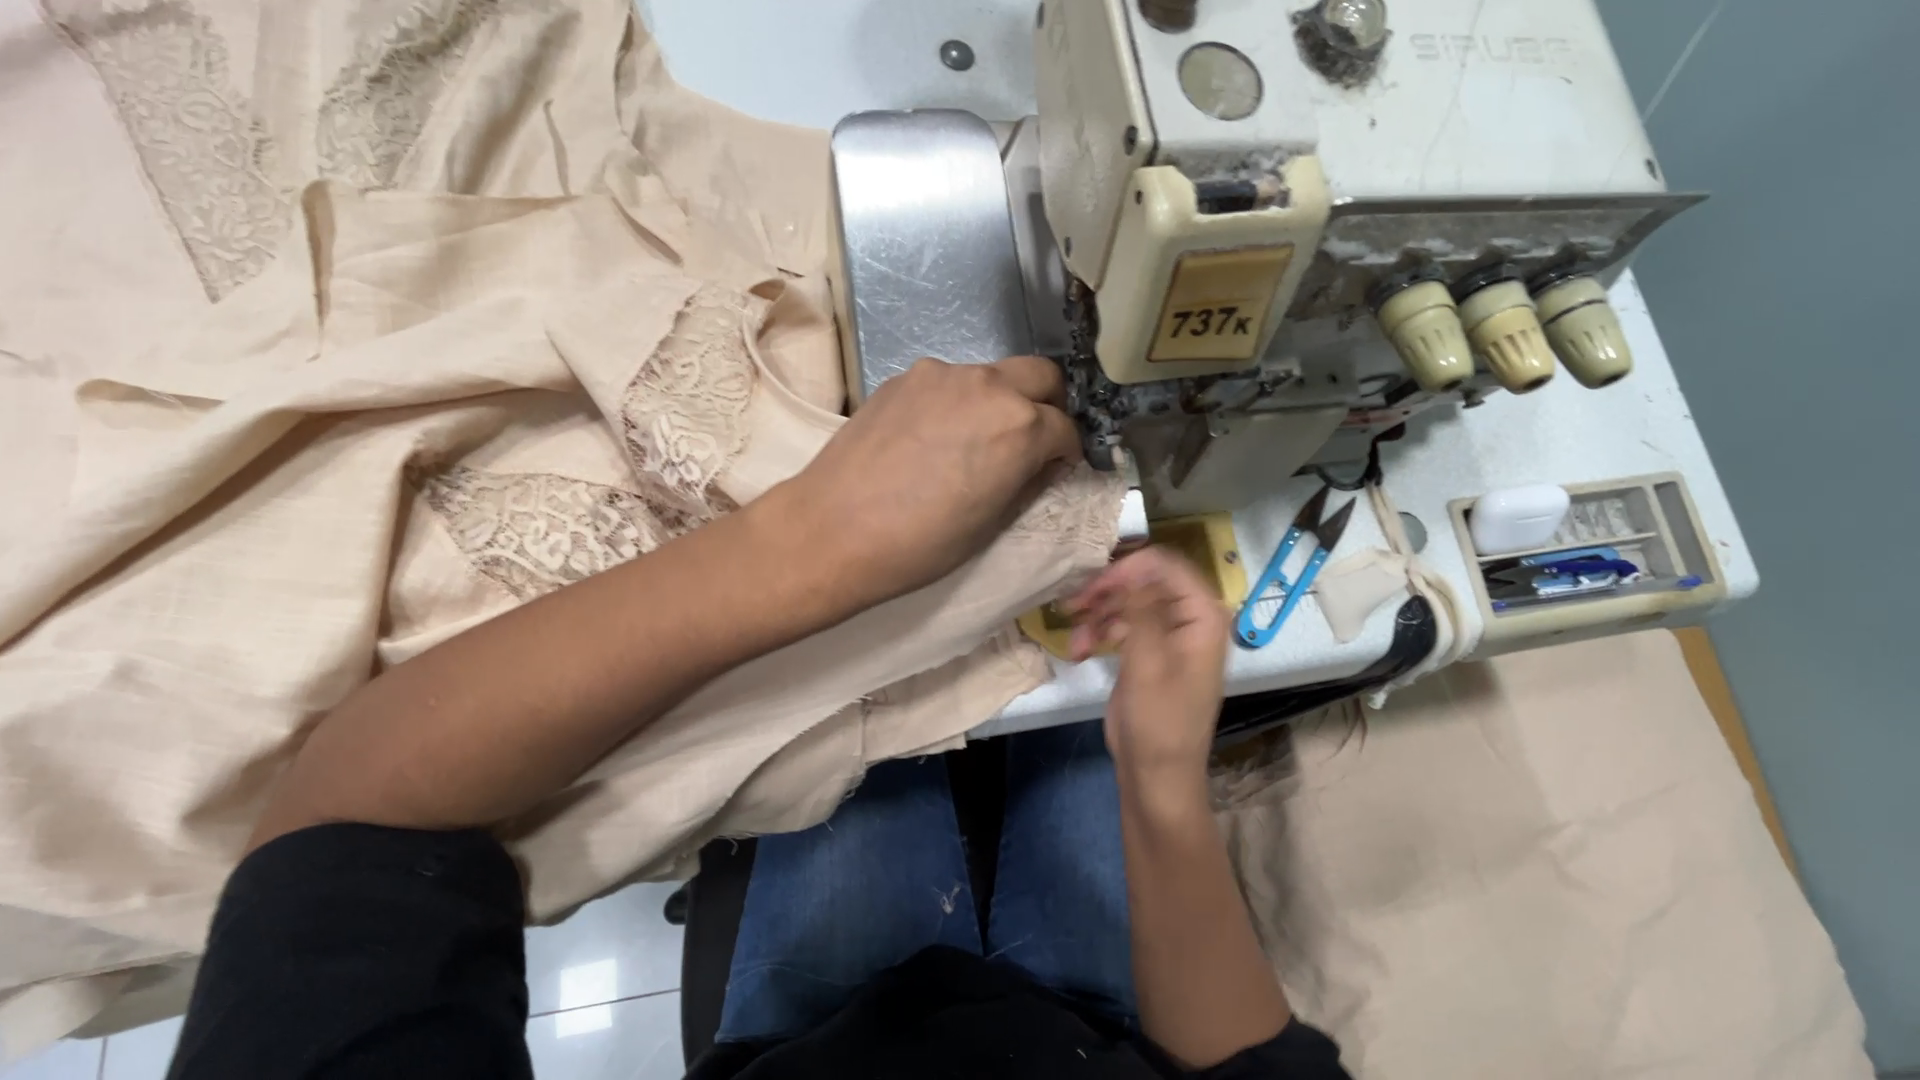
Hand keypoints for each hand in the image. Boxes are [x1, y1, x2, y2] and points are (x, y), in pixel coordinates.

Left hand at [770, 356, 1083, 611]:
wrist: (833, 529)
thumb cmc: (921, 544)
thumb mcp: (992, 524)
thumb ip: (1028, 482)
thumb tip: (1044, 464)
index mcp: (1021, 426)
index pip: (1066, 429)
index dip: (1065, 454)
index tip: (1054, 471)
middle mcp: (988, 386)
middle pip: (1040, 377)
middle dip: (1047, 406)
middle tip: (1030, 442)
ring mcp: (942, 375)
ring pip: (992, 376)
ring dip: (998, 401)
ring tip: (972, 442)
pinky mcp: (903, 378)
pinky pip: (948, 383)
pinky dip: (956, 403)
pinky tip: (931, 439)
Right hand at [1066, 547, 1229, 782]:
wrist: (1156, 776)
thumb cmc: (1160, 723)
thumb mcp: (1149, 663)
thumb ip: (1143, 610)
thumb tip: (1134, 566)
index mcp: (1202, 617)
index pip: (1167, 567)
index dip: (1129, 569)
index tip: (1094, 586)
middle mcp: (1188, 620)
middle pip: (1143, 582)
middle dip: (1107, 592)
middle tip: (1073, 605)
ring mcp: (1167, 637)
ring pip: (1127, 603)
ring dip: (1097, 615)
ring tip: (1074, 638)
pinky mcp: (1147, 654)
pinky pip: (1121, 626)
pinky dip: (1098, 633)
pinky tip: (1078, 651)